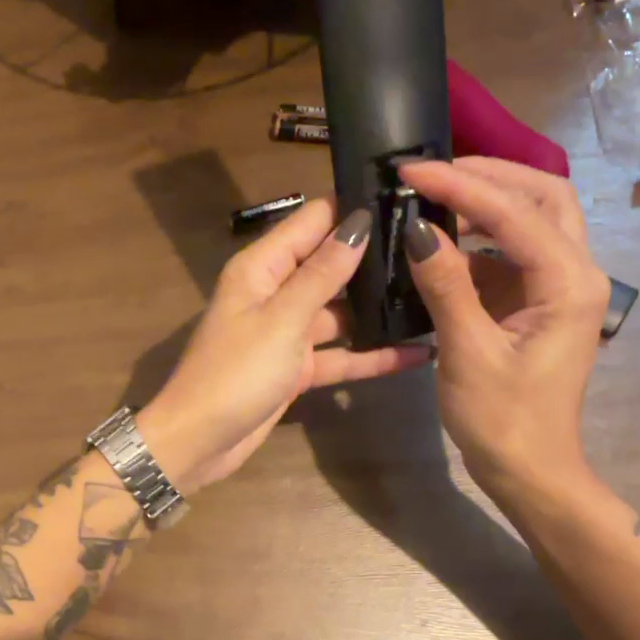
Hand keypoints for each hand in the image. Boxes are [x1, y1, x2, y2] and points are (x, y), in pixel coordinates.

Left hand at [137, 200, 427, 492]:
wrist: (199, 442)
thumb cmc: (235, 374)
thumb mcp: (281, 319)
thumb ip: (322, 274)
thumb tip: (357, 222)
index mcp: (261, 268)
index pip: (312, 222)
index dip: (354, 209)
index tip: (409, 198)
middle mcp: (274, 293)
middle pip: (331, 265)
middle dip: (377, 258)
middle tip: (440, 248)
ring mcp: (286, 333)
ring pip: (340, 312)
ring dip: (380, 308)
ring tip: (440, 295)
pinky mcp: (296, 369)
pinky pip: (340, 355)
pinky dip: (371, 356)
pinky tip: (418, 352)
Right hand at [394, 157, 611, 505]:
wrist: (529, 470)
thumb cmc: (502, 420)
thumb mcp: (467, 353)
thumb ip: (446, 286)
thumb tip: (418, 230)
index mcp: (568, 284)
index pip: (516, 213)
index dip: (463, 186)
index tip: (414, 171)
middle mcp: (577, 273)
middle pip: (544, 196)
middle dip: (490, 175)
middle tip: (434, 171)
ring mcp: (561, 288)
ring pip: (535, 220)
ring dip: (490, 201)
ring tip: (436, 196)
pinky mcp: (539, 304)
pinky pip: (515, 254)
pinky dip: (483, 238)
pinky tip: (447, 241)